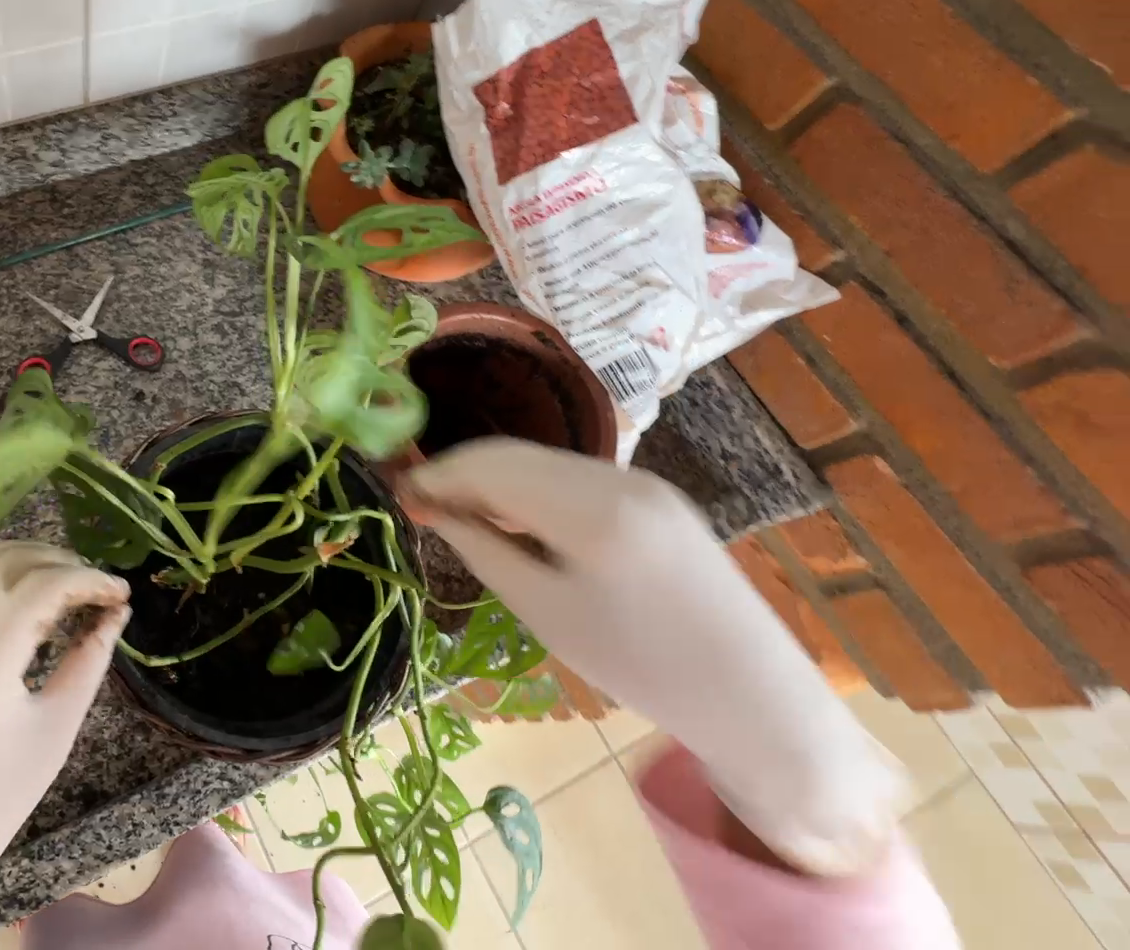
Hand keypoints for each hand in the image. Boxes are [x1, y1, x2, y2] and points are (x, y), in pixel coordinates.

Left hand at [0, 540, 130, 899]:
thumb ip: (90, 659)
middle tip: (100, 591)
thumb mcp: (60, 724)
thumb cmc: (6, 786)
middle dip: (65, 567)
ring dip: (25, 555)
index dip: (89, 582)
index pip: (45, 589)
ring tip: (63, 574)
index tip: (121, 594)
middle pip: (14, 568)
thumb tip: (116, 612)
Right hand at [410, 439, 907, 876]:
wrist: (751, 693)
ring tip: (459, 514)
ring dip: (493, 479)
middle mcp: (618, 478)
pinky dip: (529, 488)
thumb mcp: (543, 611)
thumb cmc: (637, 664)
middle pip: (513, 454)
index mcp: (591, 510)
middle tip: (419, 505)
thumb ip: (482, 549)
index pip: (489, 467)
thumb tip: (433, 509)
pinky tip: (512, 516)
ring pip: (541, 460)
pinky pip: (571, 476)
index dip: (436, 476)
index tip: (398, 495)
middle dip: (459, 473)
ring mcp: (641, 481)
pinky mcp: (654, 494)